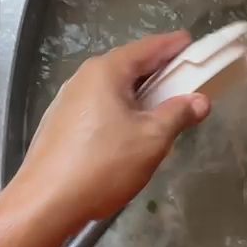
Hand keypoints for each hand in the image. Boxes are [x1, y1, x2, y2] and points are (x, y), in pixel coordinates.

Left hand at [10, 32, 209, 228]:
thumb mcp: (151, 139)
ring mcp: (68, 100)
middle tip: (186, 78)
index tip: (193, 43)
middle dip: (158, 70)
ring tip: (163, 105)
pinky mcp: (61, 124)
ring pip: (113, 87)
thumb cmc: (103, 164)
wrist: (45, 203)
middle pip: (129, 65)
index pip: (147, 47)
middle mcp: (83, 78)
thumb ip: (178, 114)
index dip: (173, 45)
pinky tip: (130, 129)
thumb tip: (201, 100)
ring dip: (140, 93)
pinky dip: (121, 108)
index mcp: (106, 71)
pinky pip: (100, 105)